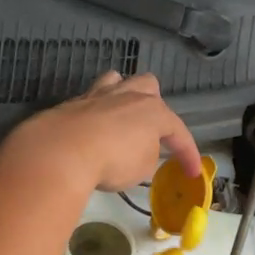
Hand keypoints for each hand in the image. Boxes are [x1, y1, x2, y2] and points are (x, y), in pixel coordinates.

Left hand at [4, 71, 201, 191]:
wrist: (62, 151)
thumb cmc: (112, 161)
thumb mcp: (142, 168)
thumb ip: (148, 154)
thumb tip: (140, 148)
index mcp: (153, 111)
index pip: (179, 132)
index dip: (189, 154)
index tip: (192, 173)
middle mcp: (128, 96)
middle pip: (148, 86)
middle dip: (154, 105)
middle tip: (151, 131)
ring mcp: (99, 95)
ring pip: (118, 81)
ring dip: (124, 96)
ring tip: (122, 118)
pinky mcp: (73, 103)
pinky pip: (91, 99)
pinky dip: (97, 113)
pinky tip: (93, 130)